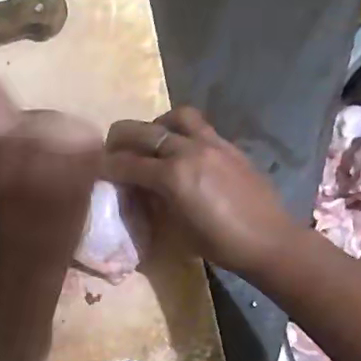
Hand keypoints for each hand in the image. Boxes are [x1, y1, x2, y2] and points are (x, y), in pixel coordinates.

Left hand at [0, 120, 100, 360]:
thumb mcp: (19, 318)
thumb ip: (38, 235)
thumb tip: (65, 133)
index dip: (29, 144)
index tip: (45, 211)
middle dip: (30, 154)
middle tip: (37, 222)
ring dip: (25, 162)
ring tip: (20, 227)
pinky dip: (12, 171)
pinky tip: (6, 221)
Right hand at [103, 107, 303, 277]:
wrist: (267, 240)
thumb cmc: (216, 243)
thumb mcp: (173, 227)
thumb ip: (150, 200)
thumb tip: (135, 188)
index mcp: (171, 177)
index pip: (125, 163)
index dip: (104, 166)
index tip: (92, 169)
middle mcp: (189, 151)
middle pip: (142, 131)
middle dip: (119, 139)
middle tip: (112, 151)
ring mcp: (212, 144)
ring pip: (175, 117)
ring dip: (155, 125)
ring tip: (151, 142)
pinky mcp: (229, 146)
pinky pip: (199, 127)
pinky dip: (181, 132)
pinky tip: (180, 152)